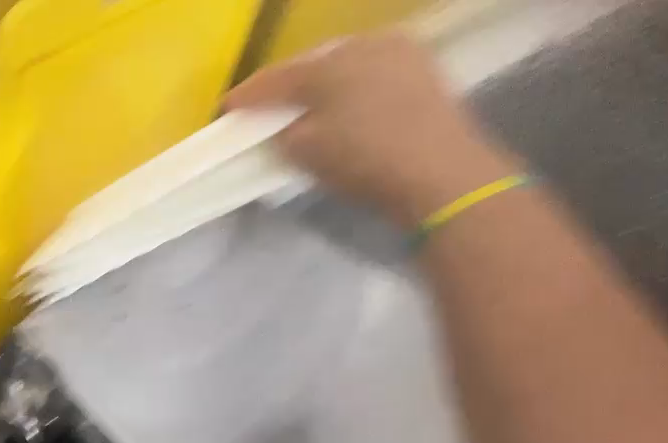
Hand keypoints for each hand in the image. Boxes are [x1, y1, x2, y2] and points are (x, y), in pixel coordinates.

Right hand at [223, 32, 522, 227]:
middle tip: (265, 106)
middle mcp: (363, 46)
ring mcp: (398, 53)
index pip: (275, 79)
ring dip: (320, 84)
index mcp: (328, 65)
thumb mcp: (306, 152)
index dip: (247, 95)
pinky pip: (370, 72)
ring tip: (304, 106)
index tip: (226, 108)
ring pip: (344, 65)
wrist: (440, 172)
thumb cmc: (364, 160)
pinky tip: (343, 105)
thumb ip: (284, 133)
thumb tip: (284, 126)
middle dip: (286, 85)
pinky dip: (349, 87)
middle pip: (311, 64)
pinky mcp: (422, 69)